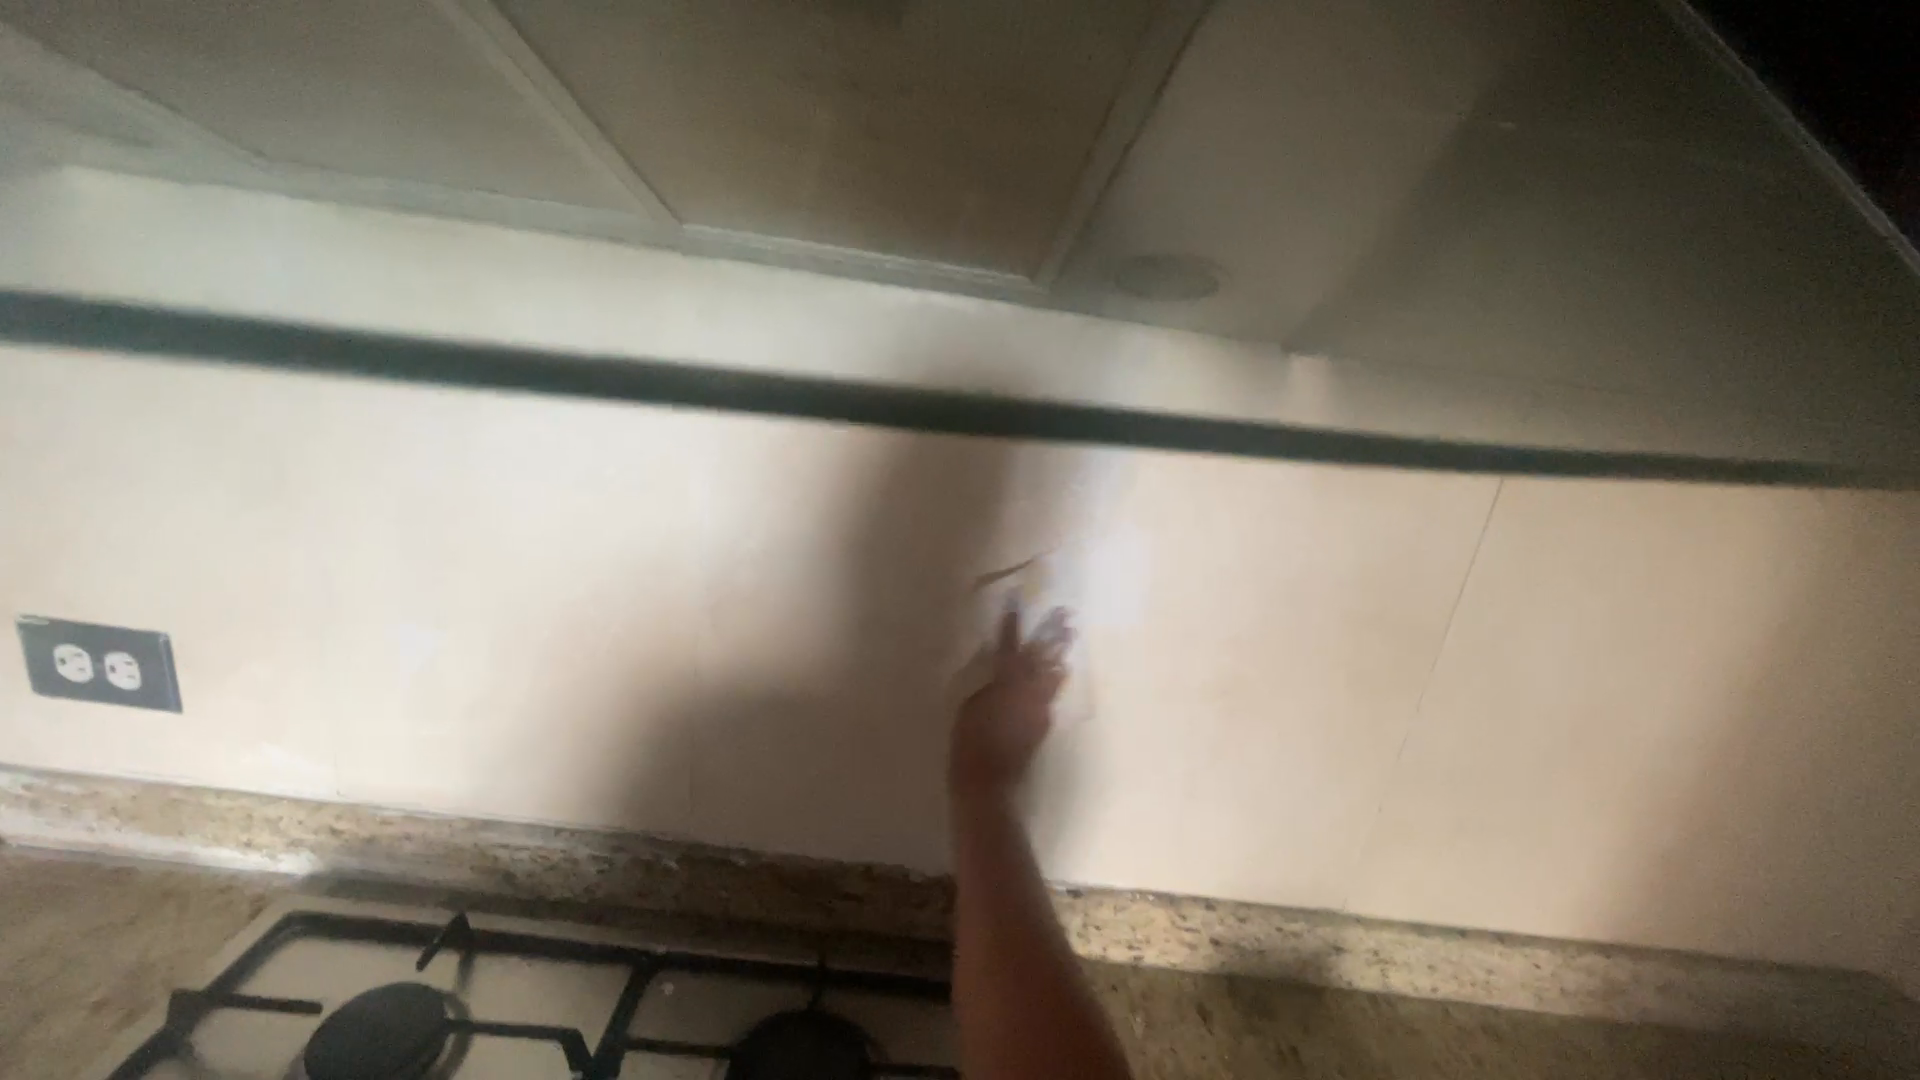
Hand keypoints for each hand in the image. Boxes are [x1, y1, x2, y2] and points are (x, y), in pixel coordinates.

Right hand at [950, 604, 1072, 799]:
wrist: (989, 783)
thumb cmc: (969, 744)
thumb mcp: (969, 706)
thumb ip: (988, 684)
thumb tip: (1000, 672)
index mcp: (1006, 683)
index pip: (1009, 645)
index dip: (1012, 623)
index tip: (1016, 601)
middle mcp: (1029, 691)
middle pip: (1043, 656)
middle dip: (1052, 634)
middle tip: (1066, 615)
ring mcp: (1041, 708)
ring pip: (1053, 675)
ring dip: (1060, 655)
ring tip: (1069, 638)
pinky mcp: (1044, 723)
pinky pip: (1051, 694)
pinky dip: (1054, 679)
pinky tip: (1058, 673)